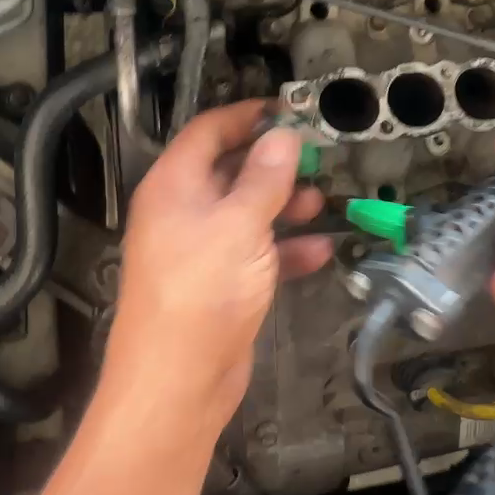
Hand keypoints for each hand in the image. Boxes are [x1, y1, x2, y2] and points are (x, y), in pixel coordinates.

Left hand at [104, 102, 333, 420]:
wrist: (177, 384)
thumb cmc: (200, 294)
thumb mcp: (240, 225)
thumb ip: (265, 177)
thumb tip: (283, 135)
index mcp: (175, 185)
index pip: (209, 131)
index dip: (247, 116)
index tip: (287, 110)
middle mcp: (184, 211)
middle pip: (231, 169)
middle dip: (274, 164)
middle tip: (315, 159)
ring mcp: (201, 249)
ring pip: (247, 212)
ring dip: (284, 205)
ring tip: (320, 202)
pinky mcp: (219, 283)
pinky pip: (256, 252)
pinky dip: (286, 249)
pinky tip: (319, 251)